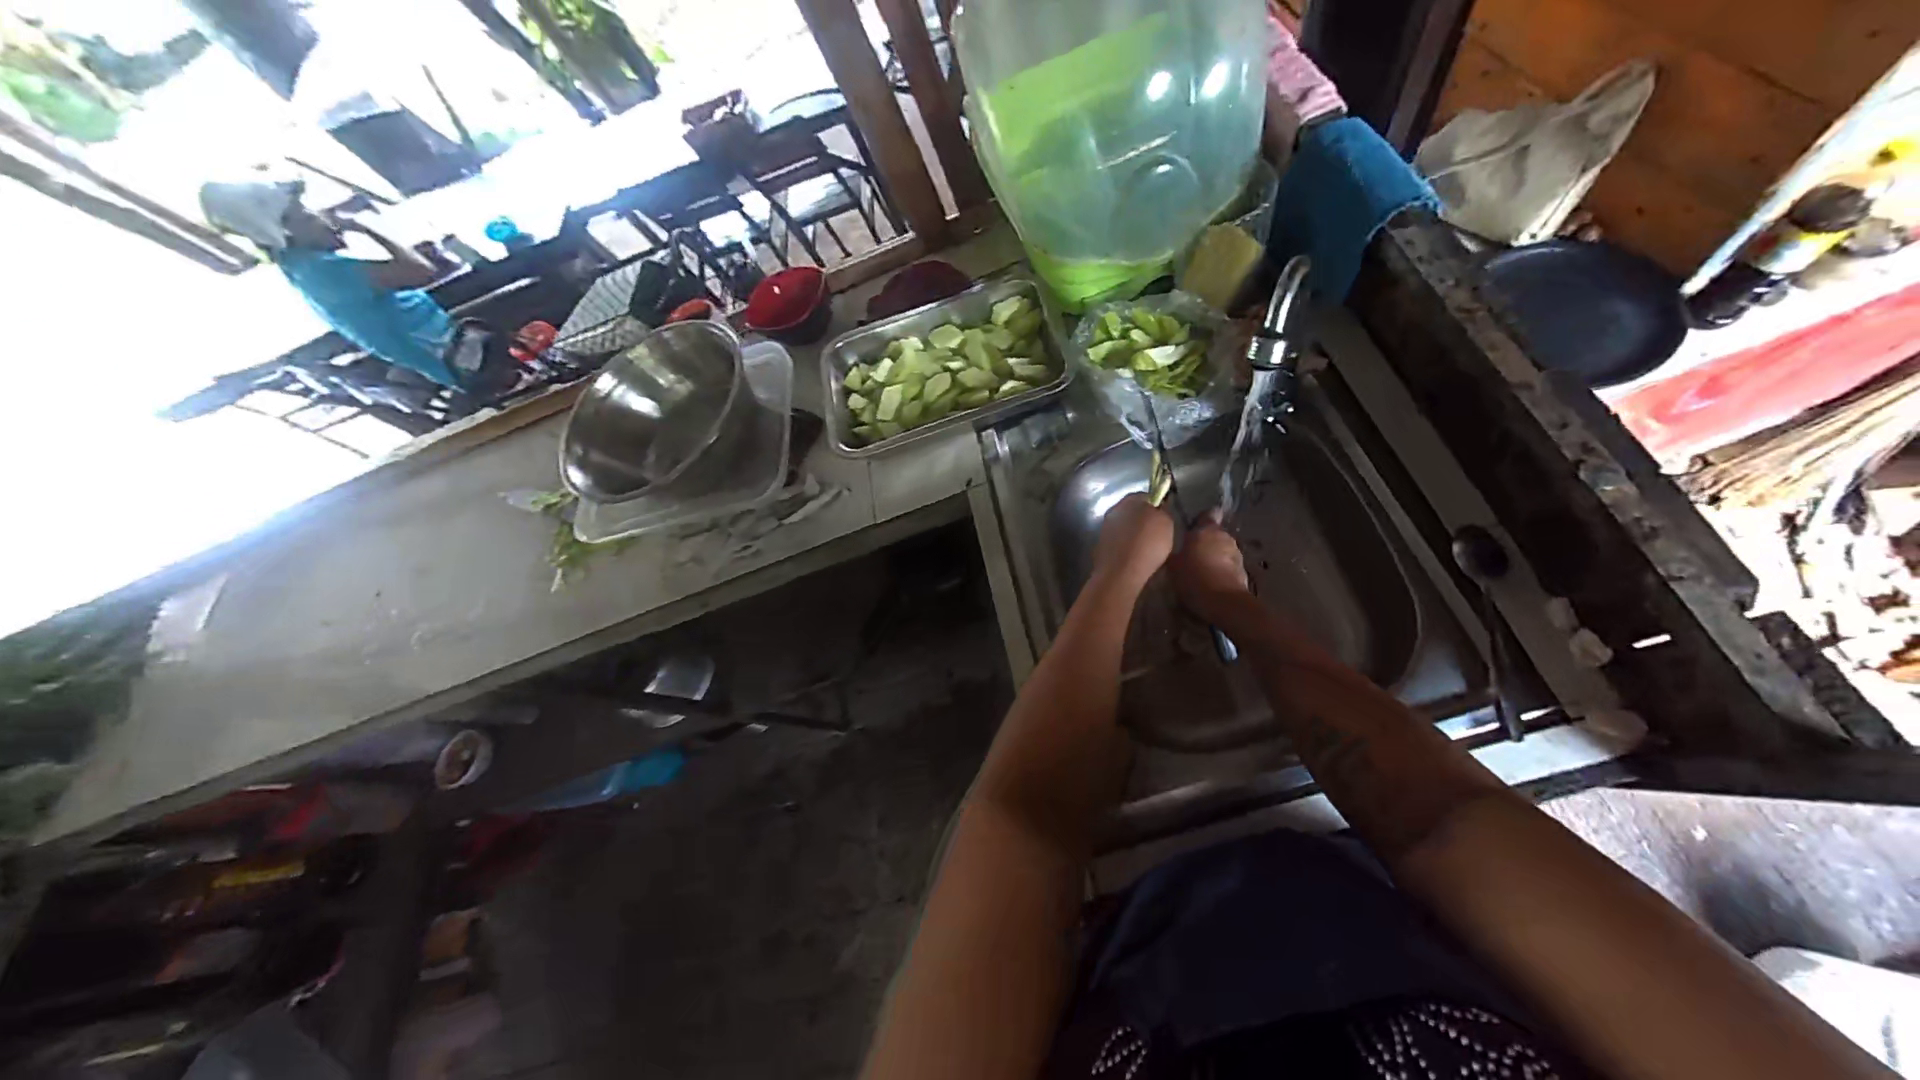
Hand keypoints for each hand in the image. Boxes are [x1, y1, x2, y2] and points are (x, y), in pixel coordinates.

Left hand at [1092, 494, 1173, 589]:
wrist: (1121, 572)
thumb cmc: (1147, 544)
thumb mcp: (1167, 523)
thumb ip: (1163, 511)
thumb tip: (1159, 508)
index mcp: (1129, 501)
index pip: (1145, 496)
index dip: (1157, 505)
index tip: (1165, 517)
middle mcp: (1113, 511)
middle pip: (1133, 512)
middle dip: (1144, 520)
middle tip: (1158, 533)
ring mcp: (1104, 529)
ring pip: (1125, 527)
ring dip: (1134, 534)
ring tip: (1148, 547)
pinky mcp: (1101, 546)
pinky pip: (1119, 542)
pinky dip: (1126, 547)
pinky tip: (1135, 557)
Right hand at [1170, 511, 1251, 624]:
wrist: (1223, 602)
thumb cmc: (1194, 577)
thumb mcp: (1173, 565)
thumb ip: (1174, 552)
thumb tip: (1173, 549)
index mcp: (1207, 530)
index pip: (1208, 514)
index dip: (1202, 519)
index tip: (1194, 525)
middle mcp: (1225, 537)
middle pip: (1215, 534)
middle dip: (1206, 541)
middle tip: (1190, 552)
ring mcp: (1237, 554)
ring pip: (1223, 550)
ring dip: (1214, 556)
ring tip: (1200, 569)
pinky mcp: (1243, 572)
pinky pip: (1228, 566)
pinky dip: (1221, 570)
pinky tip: (1210, 582)